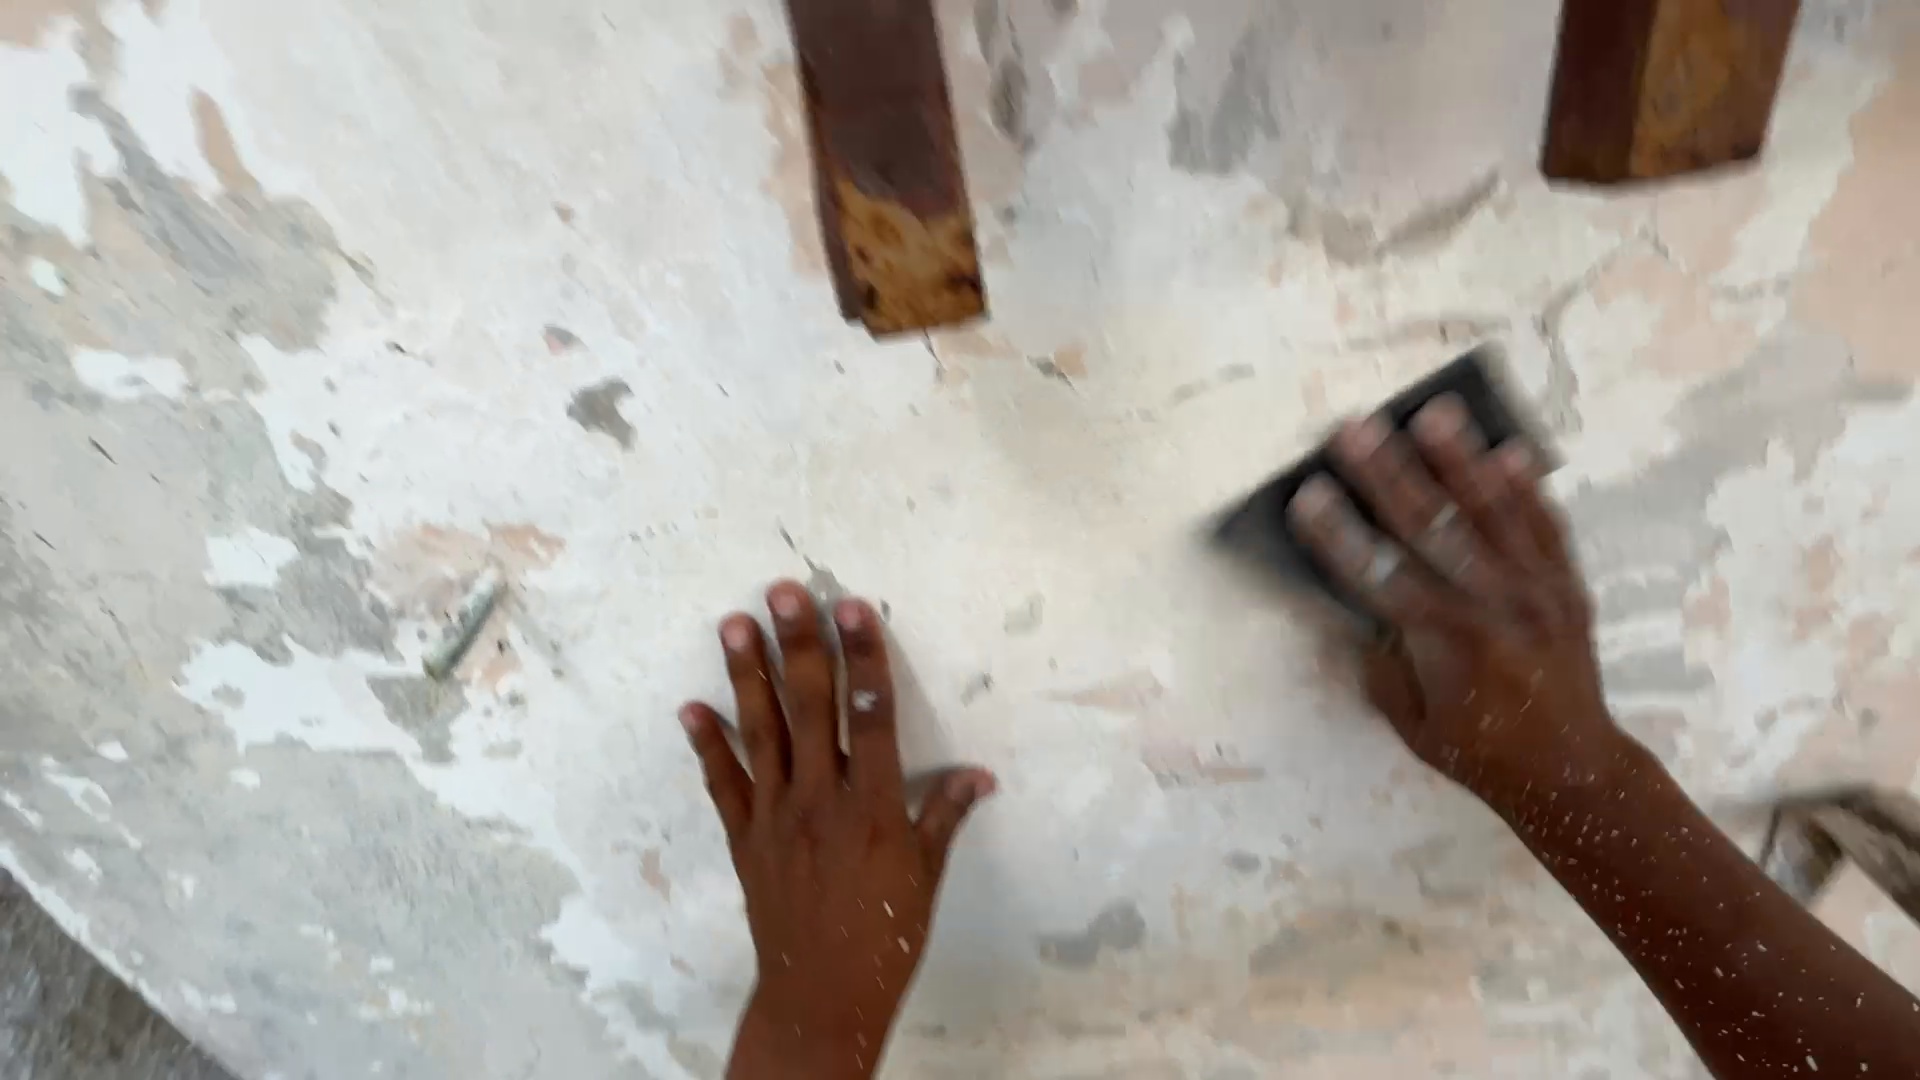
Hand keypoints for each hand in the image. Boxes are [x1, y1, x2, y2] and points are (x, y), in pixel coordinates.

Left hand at [681, 582, 995, 1077]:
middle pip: (809, 707)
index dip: (864, 658)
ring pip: (761, 732)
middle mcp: (821, 797)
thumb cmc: (887, 934)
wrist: (823, 997)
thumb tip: (981, 774)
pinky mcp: (745, 837)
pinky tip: (691, 707)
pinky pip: (722, 784)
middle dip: (798, 645)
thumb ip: (947, 814)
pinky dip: (706, 745)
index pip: (871, 715)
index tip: (852, 609)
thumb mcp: (927, 874)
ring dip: (747, 675)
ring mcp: (776, 814)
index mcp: (874, 804)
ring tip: (735, 624)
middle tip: (783, 592)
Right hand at [1287, 398, 1624, 804]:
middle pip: (1432, 529)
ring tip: (1434, 412)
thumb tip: (1367, 603)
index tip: (1307, 495)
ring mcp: (1539, 592)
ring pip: (1494, 514)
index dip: (1338, 534)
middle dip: (1388, 474)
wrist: (1574, 772)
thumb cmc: (1476, 749)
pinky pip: (1548, 528)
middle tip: (1355, 430)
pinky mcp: (1569, 587)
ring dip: (1458, 459)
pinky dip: (1527, 488)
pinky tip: (1509, 449)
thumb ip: (1382, 656)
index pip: (1379, 575)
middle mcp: (1494, 607)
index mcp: (1446, 643)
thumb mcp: (1407, 718)